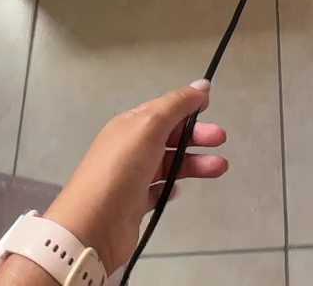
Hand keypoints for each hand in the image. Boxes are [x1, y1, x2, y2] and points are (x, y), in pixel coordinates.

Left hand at [42, 80, 227, 271]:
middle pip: (170, 135)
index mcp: (131, 124)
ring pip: (169, 163)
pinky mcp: (134, 204)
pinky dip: (171, 186)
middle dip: (197, 135)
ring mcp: (132, 177)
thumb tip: (202, 85)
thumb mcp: (149, 126)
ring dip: (194, 163)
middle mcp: (131, 147)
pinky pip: (157, 190)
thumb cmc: (121, 169)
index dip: (187, 105)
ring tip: (219, 168)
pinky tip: (180, 189)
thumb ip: (177, 105)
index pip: (164, 108)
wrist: (91, 227)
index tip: (211, 106)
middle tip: (221, 139)